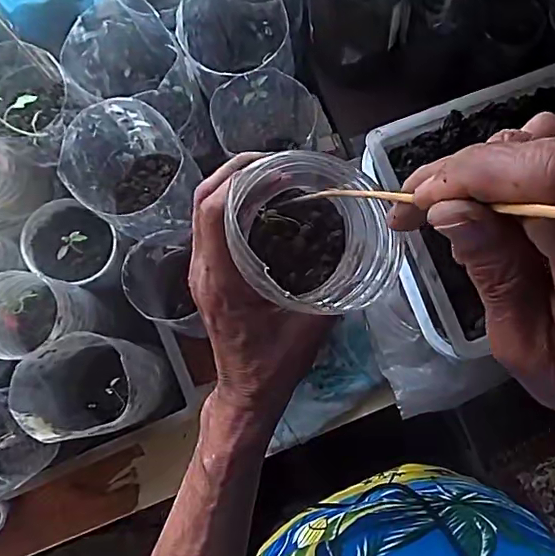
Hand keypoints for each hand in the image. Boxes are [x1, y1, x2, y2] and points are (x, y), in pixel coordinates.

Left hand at [190, 152, 334, 418]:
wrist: (246, 393)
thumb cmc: (274, 365)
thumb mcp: (311, 326)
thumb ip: (333, 288)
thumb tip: (353, 252)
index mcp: (223, 279)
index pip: (214, 212)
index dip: (243, 181)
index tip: (279, 173)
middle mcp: (204, 270)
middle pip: (203, 200)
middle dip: (235, 171)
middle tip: (276, 162)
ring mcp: (201, 271)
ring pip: (202, 210)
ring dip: (232, 184)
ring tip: (271, 175)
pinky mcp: (206, 275)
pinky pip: (210, 226)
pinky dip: (232, 204)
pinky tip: (262, 204)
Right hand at [388, 112, 554, 437]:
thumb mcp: (522, 348)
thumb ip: (494, 276)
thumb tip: (446, 209)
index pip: (553, 182)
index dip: (476, 174)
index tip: (420, 202)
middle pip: (541, 151)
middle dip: (462, 171)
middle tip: (413, 208)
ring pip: (544, 137)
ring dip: (483, 168)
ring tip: (450, 208)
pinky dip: (508, 166)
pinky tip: (490, 203)